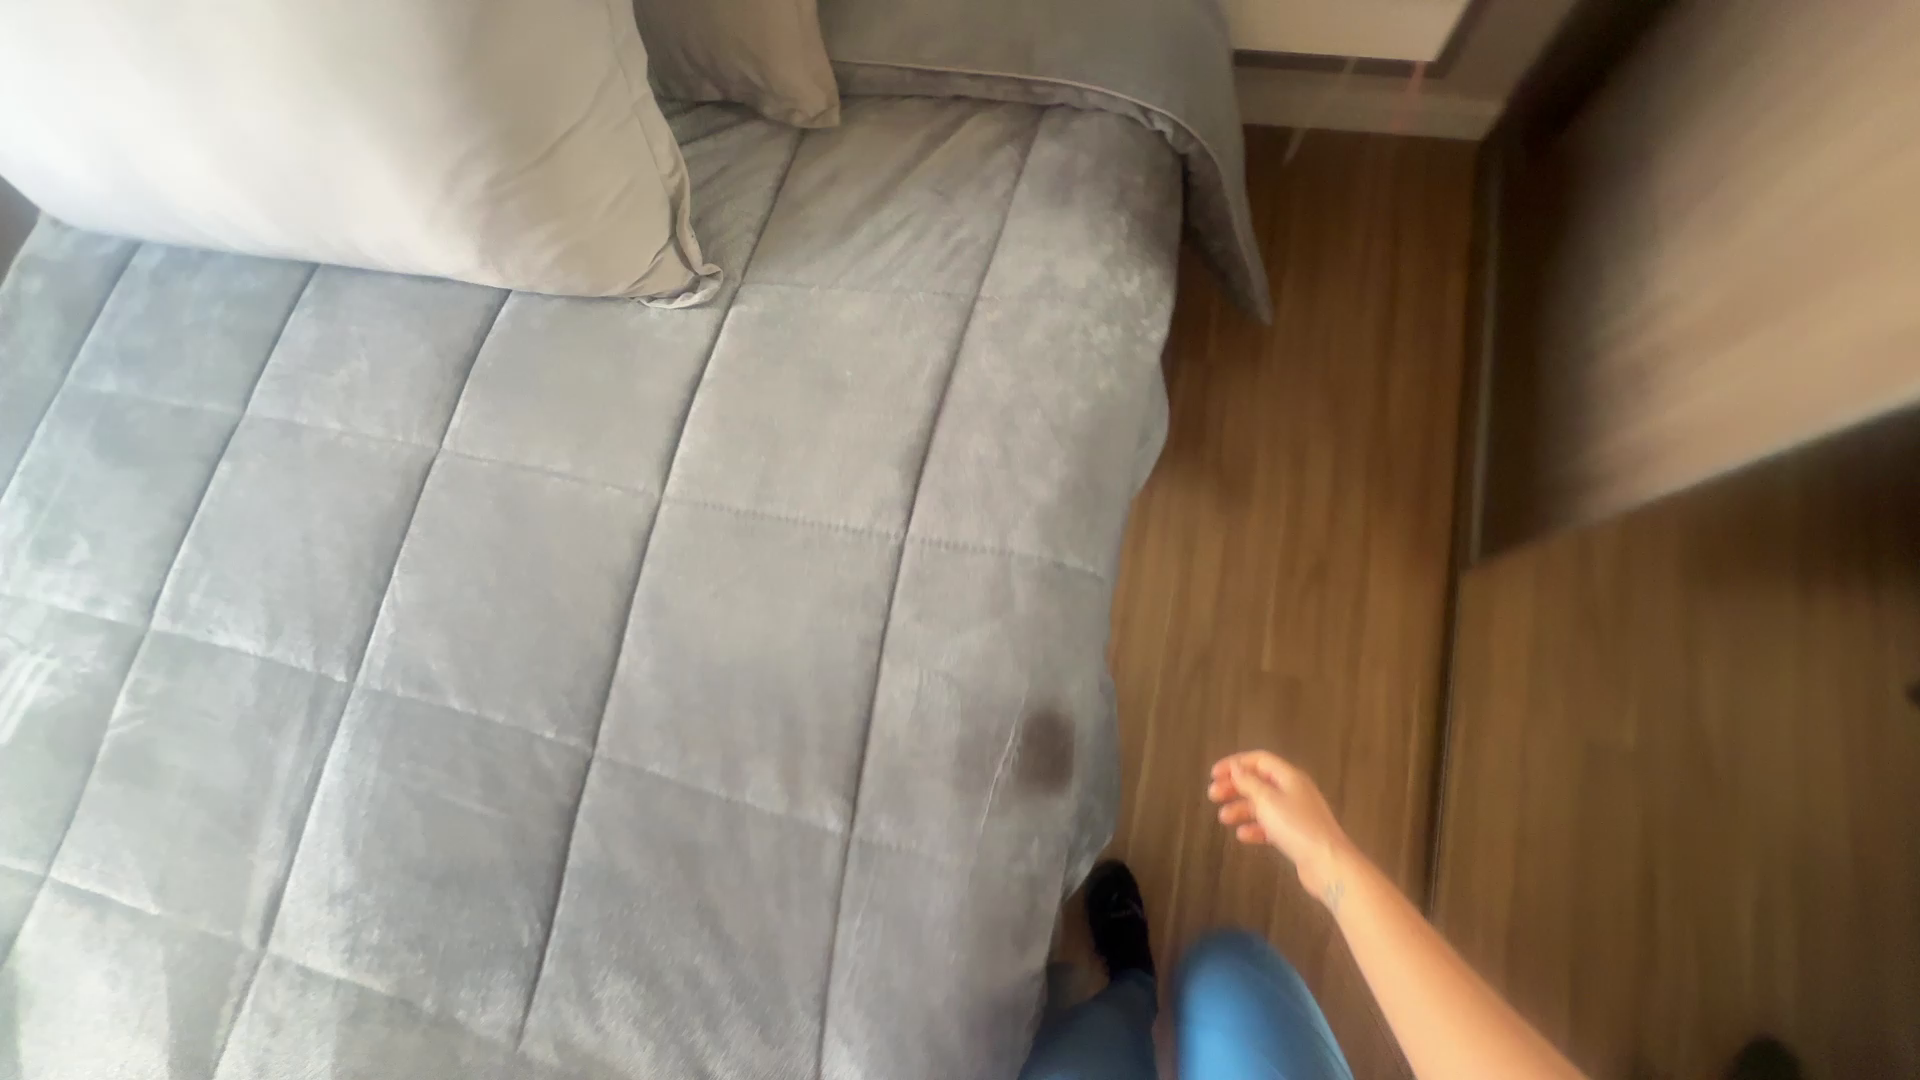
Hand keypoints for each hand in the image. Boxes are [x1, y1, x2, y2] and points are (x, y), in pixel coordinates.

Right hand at [1207, 750, 1355, 906]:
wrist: (1328, 864)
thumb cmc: (1296, 826)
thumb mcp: (1267, 800)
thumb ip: (1248, 782)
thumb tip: (1236, 768)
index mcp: (1289, 777)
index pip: (1258, 760)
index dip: (1235, 764)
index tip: (1214, 774)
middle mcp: (1293, 791)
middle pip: (1258, 782)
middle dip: (1234, 787)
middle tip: (1213, 795)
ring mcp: (1296, 814)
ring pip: (1262, 804)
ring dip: (1241, 808)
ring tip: (1223, 818)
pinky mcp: (1296, 834)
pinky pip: (1270, 825)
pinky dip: (1255, 828)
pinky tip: (1242, 836)